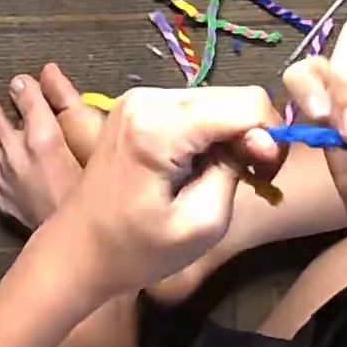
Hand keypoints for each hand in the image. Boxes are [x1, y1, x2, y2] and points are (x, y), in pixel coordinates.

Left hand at [48, 86, 280, 298]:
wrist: (77, 249)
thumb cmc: (135, 251)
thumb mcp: (200, 226)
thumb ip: (236, 170)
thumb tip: (262, 137)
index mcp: (159, 126)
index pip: (245, 103)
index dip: (269, 136)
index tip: (265, 175)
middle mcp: (149, 97)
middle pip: (233, 95)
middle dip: (253, 133)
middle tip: (252, 176)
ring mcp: (141, 96)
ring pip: (217, 98)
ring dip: (233, 132)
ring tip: (225, 173)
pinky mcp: (139, 103)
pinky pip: (195, 105)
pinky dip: (211, 130)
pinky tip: (203, 162)